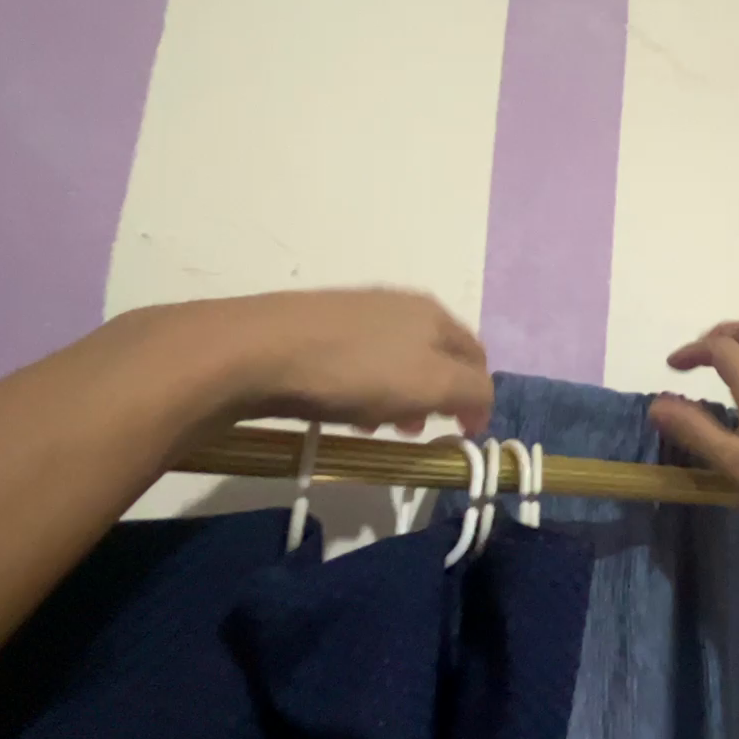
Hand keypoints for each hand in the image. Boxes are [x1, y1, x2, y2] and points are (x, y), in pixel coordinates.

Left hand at [119, 289, 494, 434]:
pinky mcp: (319, 323)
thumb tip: (482, 404)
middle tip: (418, 430)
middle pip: (438, 357)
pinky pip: (361, 359)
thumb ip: (472, 393)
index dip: (478, 398)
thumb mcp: (432, 385)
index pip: (477, 357)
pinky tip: (343, 405)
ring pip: (399, 359)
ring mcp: (359, 310)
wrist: (256, 350)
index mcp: (436, 315)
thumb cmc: (356, 370)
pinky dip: (366, 386)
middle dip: (437, 397)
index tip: (464, 433)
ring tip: (379, 424)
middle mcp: (403, 305)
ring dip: (401, 395)